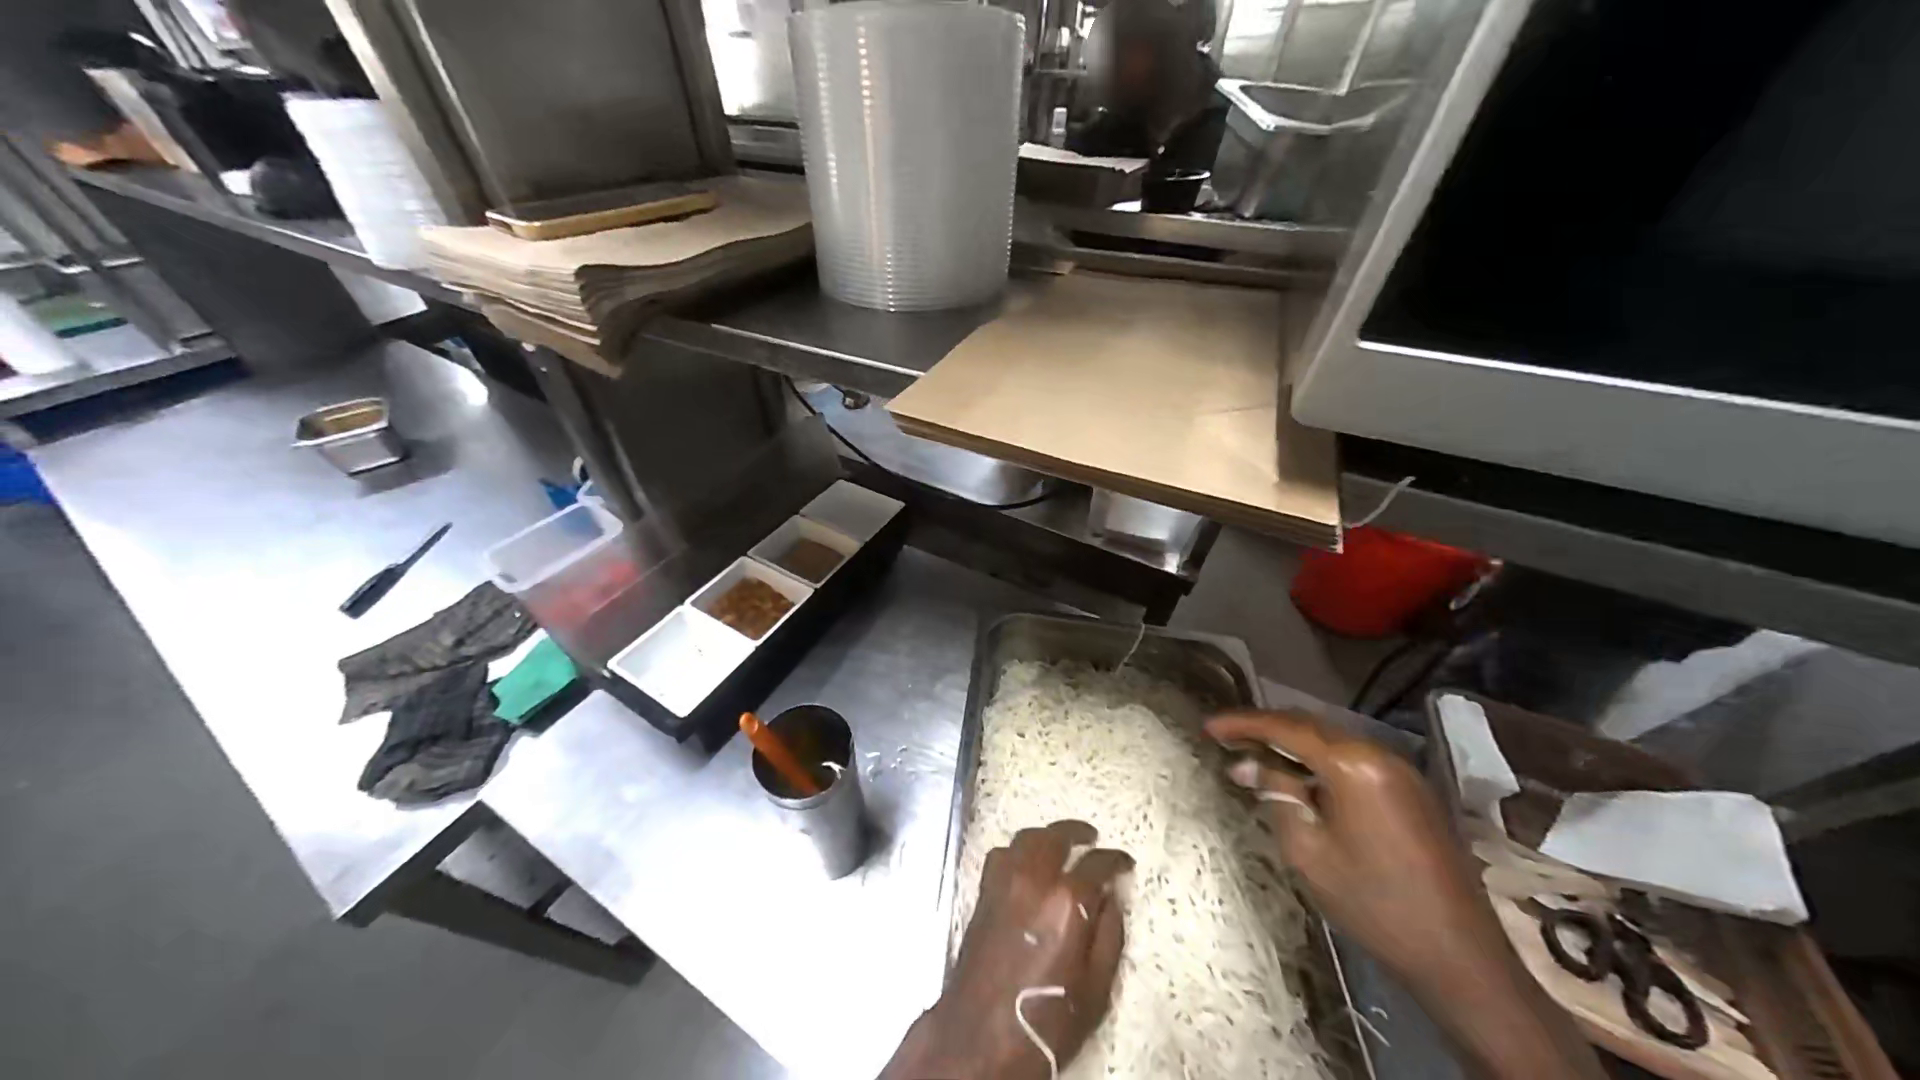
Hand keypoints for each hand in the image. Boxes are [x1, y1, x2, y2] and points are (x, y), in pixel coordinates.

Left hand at [883, 820, 1132, 1079]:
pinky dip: (1020, 850)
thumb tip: (1112, 895)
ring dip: (1048, 836)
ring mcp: (1003, 881)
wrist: (981, 1035)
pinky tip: (1029, 864)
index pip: (1097, 864)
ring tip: (1062, 845)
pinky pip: (1003, 854)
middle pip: (1056, 836)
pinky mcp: (983, 891)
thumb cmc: (1047, 1019)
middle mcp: (1032, 879)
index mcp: (1066, 902)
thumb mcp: (1096, 987)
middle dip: (1078, 832)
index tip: (1125, 863)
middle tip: (1092, 839)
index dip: (1116, 860)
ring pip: (1027, 837)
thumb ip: (1110, 933)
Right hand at [1203, 710, 1606, 1079]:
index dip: (1242, 724)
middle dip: (1265, 728)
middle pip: (1310, 726)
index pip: (1285, 728)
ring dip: (1292, 744)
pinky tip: (1298, 778)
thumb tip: (1249, 765)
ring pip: (1332, 741)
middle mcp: (1379, 754)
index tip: (1209, 726)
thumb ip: (1277, 794)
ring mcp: (1401, 771)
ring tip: (1254, 757)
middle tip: (1227, 738)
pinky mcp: (1411, 791)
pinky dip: (1319, 760)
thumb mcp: (1307, 850)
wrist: (1458, 956)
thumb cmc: (1372, 903)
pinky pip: (1353, 759)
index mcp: (1353, 765)